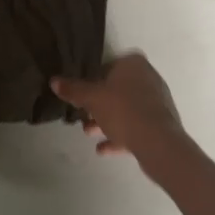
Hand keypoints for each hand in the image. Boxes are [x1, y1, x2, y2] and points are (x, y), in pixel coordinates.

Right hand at [52, 53, 189, 176]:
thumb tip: (54, 81)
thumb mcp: (91, 98)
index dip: (94, 77)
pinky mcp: (161, 126)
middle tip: (82, 113)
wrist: (158, 144)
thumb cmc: (123, 110)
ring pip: (126, 110)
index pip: (110, 65)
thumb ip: (72, 90)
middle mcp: (148, 80)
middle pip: (117, 89)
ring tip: (88, 132)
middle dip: (98, 103)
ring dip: (106, 121)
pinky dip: (119, 137)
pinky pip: (135, 127)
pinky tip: (102, 149)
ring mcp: (157, 104)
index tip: (82, 90)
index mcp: (134, 65)